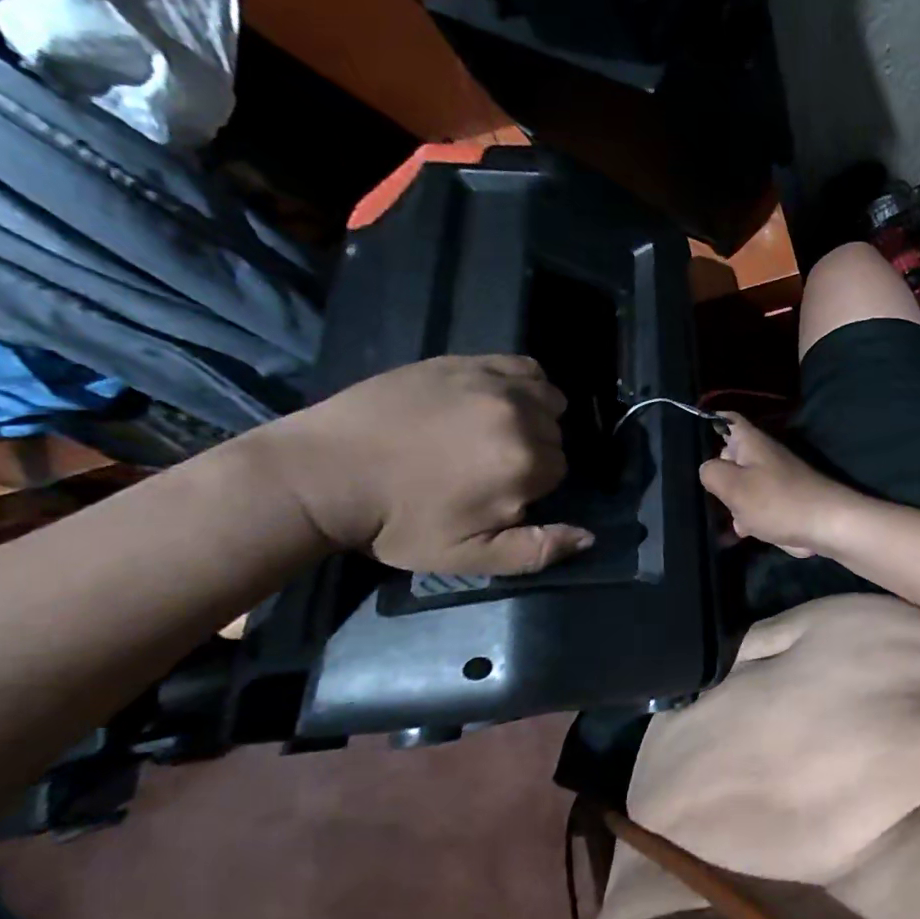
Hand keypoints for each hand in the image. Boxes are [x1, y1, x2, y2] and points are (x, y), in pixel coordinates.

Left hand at [254, 355, 592, 574]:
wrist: (328, 472)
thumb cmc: (398, 522)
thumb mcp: (466, 557)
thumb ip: (535, 550)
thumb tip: (591, 536)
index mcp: (526, 466)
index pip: (559, 470)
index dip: (531, 485)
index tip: (496, 493)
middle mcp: (521, 416)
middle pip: (554, 434)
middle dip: (532, 451)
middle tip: (485, 466)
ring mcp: (496, 383)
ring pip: (547, 399)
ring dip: (533, 416)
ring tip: (494, 431)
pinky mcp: (471, 361)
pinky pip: (525, 367)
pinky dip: (524, 383)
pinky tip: (500, 399)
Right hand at [698, 412, 864, 557]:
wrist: (827, 525)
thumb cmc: (776, 501)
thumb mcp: (733, 486)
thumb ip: (711, 473)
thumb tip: (708, 469)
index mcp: (751, 442)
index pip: (727, 420)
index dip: (709, 423)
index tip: (691, 440)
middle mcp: (763, 454)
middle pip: (730, 456)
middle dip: (717, 475)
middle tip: (708, 492)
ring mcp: (774, 478)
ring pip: (741, 484)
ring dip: (732, 502)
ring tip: (726, 518)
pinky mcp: (783, 500)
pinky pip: (756, 504)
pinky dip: (748, 517)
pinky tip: (743, 533)